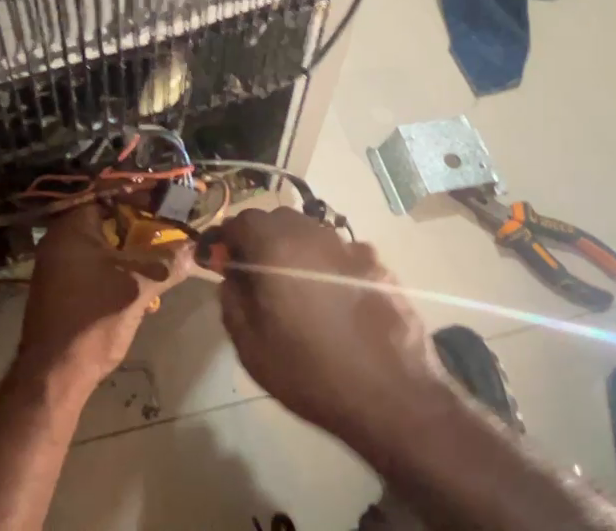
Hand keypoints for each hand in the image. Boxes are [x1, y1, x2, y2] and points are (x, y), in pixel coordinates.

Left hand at [14, 205, 194, 394]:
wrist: (55, 374)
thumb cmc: (93, 318)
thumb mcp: (138, 287)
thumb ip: (168, 262)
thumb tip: (197, 247)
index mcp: (72, 228)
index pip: (107, 193)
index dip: (139, 194)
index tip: (166, 202)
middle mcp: (60, 240)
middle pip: (105, 219)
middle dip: (139, 225)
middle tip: (168, 231)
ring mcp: (58, 266)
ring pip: (101, 245)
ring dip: (130, 250)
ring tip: (160, 257)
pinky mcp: (62, 288)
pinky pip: (93, 265)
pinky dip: (116, 268)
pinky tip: (139, 284)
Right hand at [217, 208, 453, 451]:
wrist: (390, 395)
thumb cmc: (309, 371)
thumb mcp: (249, 344)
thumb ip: (231, 297)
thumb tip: (233, 274)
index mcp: (277, 247)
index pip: (242, 220)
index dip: (229, 239)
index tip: (224, 263)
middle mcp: (314, 234)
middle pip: (279, 220)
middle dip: (263, 239)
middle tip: (258, 275)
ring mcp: (351, 247)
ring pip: (313, 233)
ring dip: (297, 250)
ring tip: (297, 289)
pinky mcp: (379, 265)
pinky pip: (342, 253)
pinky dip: (330, 265)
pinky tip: (335, 300)